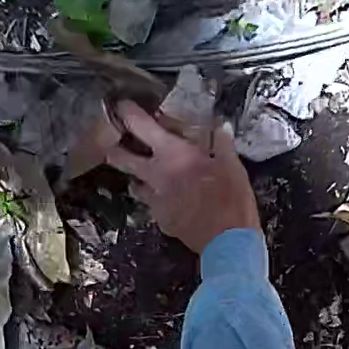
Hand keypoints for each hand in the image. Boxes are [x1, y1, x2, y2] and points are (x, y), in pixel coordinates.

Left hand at [102, 101, 259, 253]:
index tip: (121, 106)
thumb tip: (222, 126)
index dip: (127, 113)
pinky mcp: (161, 222)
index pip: (140, 125)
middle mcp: (156, 175)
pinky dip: (158, 202)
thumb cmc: (231, 199)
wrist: (228, 242)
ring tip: (145, 178)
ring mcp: (155, 201)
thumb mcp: (233, 166)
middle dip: (115, 149)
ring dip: (137, 179)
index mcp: (172, 153)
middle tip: (117, 145)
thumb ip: (223, 145)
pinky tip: (169, 203)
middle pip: (122, 158)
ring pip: (135, 186)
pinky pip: (153, 207)